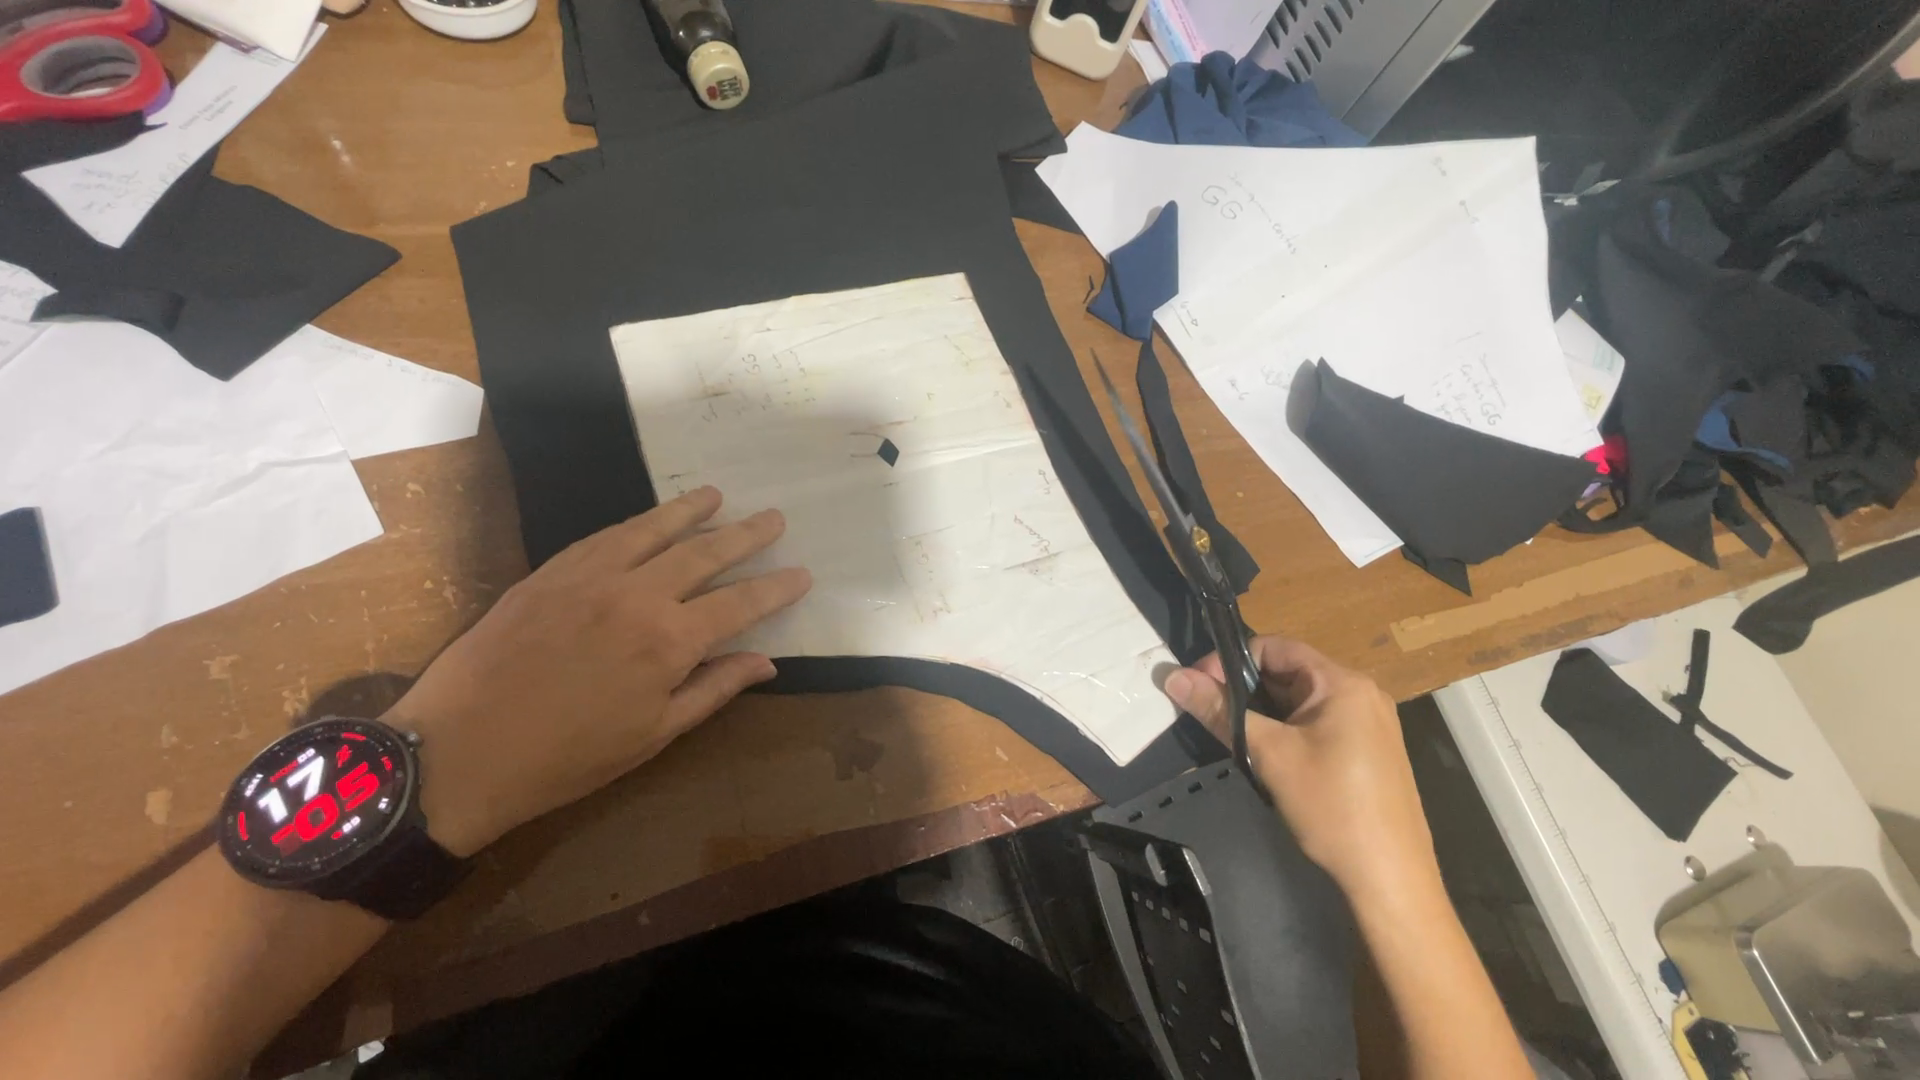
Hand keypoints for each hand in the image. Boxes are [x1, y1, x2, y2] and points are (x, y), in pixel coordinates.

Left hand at [389, 487, 811, 856]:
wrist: (460, 751)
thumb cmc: (568, 757)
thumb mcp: (654, 735)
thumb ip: (714, 689)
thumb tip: (766, 661)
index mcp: (671, 642)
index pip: (741, 603)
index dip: (776, 588)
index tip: (803, 573)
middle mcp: (638, 596)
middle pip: (705, 553)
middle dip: (746, 535)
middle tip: (774, 518)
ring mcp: (591, 577)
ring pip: (654, 530)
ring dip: (691, 510)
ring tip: (717, 495)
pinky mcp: (552, 572)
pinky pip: (605, 535)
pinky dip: (637, 523)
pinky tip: (650, 519)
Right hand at [1163, 637, 1439, 900]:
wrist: (1390, 880)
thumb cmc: (1332, 808)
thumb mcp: (1269, 755)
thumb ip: (1221, 711)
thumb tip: (1173, 676)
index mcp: (1344, 684)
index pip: (1276, 647)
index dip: (1231, 661)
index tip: (1197, 686)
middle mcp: (1361, 694)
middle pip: (1288, 673)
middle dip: (1243, 688)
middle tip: (1205, 712)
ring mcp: (1368, 725)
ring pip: (1298, 702)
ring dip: (1261, 713)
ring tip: (1227, 734)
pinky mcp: (1367, 752)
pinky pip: (1315, 724)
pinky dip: (1284, 731)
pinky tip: (1263, 756)